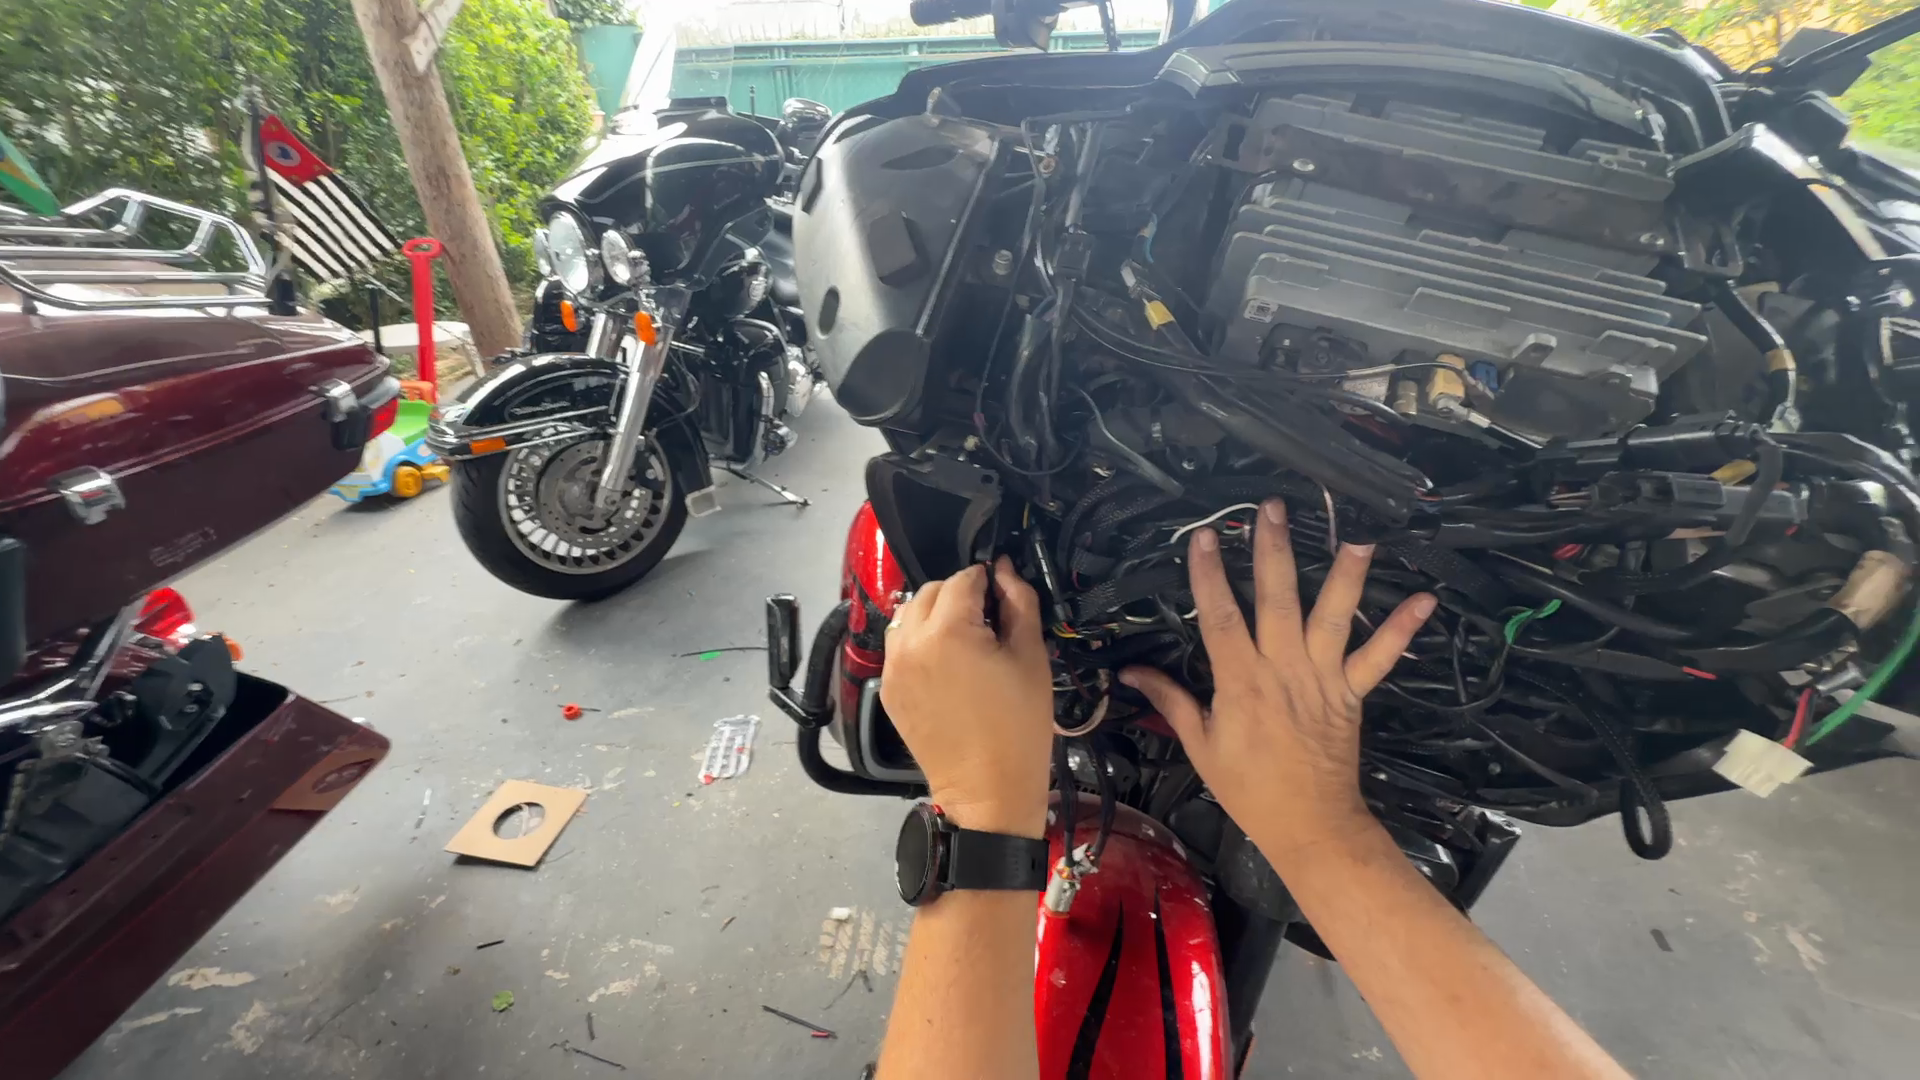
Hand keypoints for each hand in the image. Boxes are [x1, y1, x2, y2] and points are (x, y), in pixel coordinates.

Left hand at [880, 556, 1053, 838]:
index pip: (963, 578)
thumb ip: (1019, 602)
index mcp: (948, 631)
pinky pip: (898, 646)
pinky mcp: (887, 689)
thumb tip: (1006, 569)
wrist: (988, 791)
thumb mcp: (1030, 656)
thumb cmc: (1018, 725)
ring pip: (908, 615)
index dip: (987, 580)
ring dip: (933, 614)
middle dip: (958, 595)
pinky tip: (944, 664)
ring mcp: (892, 667)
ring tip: (963, 640)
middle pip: (930, 591)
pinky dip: (918, 641)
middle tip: (987, 622)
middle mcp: (910, 642)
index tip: (1003, 597)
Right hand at [1120, 500, 1435, 863]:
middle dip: (1273, 552)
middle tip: (1273, 509)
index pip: (1219, 617)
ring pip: (1332, 619)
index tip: (1204, 536)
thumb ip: (1169, 700)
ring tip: (1357, 538)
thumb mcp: (1199, 744)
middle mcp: (1283, 670)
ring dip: (1345, 577)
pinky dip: (1400, 630)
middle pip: (1277, 601)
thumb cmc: (1248, 787)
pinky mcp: (1351, 693)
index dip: (1209, 574)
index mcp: (1241, 682)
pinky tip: (1424, 600)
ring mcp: (1323, 679)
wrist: (1310, 825)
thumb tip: (1130, 672)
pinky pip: (1378, 659)